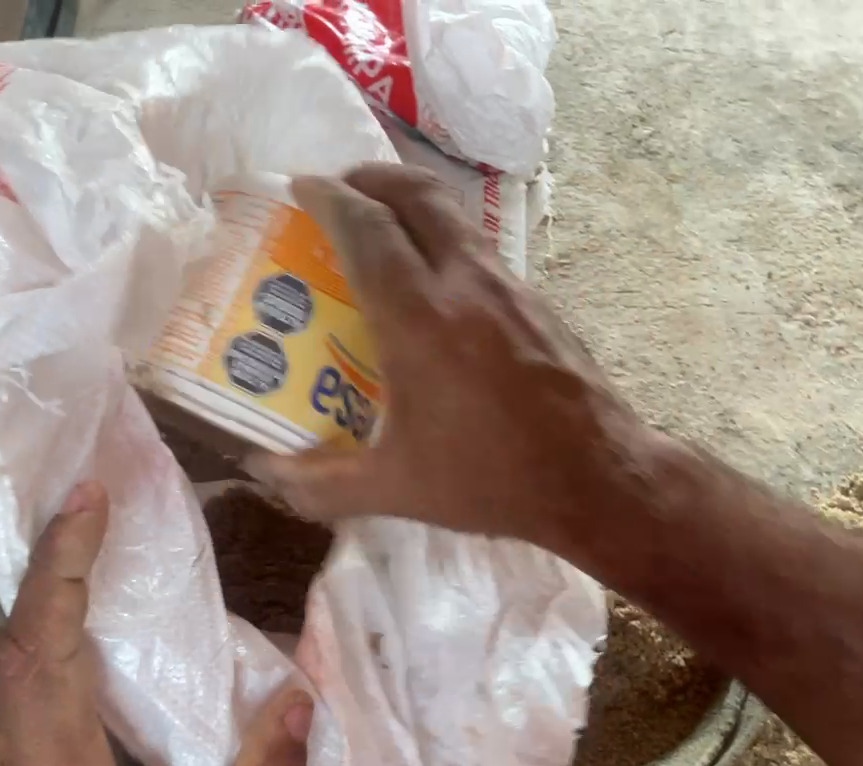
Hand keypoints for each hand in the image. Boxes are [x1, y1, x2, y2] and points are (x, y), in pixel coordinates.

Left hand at [0, 481, 313, 765]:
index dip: (64, 566)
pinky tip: (80, 608)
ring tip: (87, 533)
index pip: (46, 645)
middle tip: (94, 496)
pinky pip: (23, 674)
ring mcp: (6, 759)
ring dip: (46, 584)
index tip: (90, 501)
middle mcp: (16, 752)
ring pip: (11, 651)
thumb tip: (300, 702)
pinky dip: (47, 621)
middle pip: (18, 633)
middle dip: (54, 555)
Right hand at [245, 164, 653, 558]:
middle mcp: (465, 283)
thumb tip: (265, 474)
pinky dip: (447, 245)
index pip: (365, 227)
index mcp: (418, 317)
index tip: (300, 187)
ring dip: (412, 206)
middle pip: (415, 194)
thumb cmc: (489, 480)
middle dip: (371, 179)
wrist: (596, 478)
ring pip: (455, 217)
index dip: (327, 198)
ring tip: (384, 230)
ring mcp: (511, 287)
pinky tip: (439, 291)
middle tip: (340, 192)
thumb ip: (320, 484)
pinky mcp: (540, 304)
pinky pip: (482, 252)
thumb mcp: (393, 489)